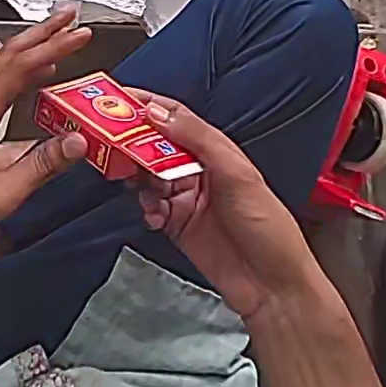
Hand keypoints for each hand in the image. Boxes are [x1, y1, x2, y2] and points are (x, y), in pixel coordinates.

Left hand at [0, 11, 91, 268]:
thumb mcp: (1, 195)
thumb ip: (41, 165)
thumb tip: (78, 141)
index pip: (20, 67)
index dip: (53, 46)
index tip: (79, 35)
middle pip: (10, 54)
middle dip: (43, 32)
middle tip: (71, 16)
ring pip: (3, 64)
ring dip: (33, 45)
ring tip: (60, 34)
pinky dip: (24, 68)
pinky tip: (39, 72)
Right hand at [127, 91, 326, 319]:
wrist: (273, 288)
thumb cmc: (268, 225)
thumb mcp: (237, 173)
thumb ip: (197, 138)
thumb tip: (157, 112)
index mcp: (213, 149)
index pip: (175, 118)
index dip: (148, 106)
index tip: (120, 98)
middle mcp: (196, 169)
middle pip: (155, 145)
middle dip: (133, 141)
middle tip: (111, 140)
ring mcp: (184, 196)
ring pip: (147, 175)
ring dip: (138, 177)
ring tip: (134, 182)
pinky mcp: (175, 223)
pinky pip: (149, 206)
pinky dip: (146, 207)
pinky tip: (154, 215)